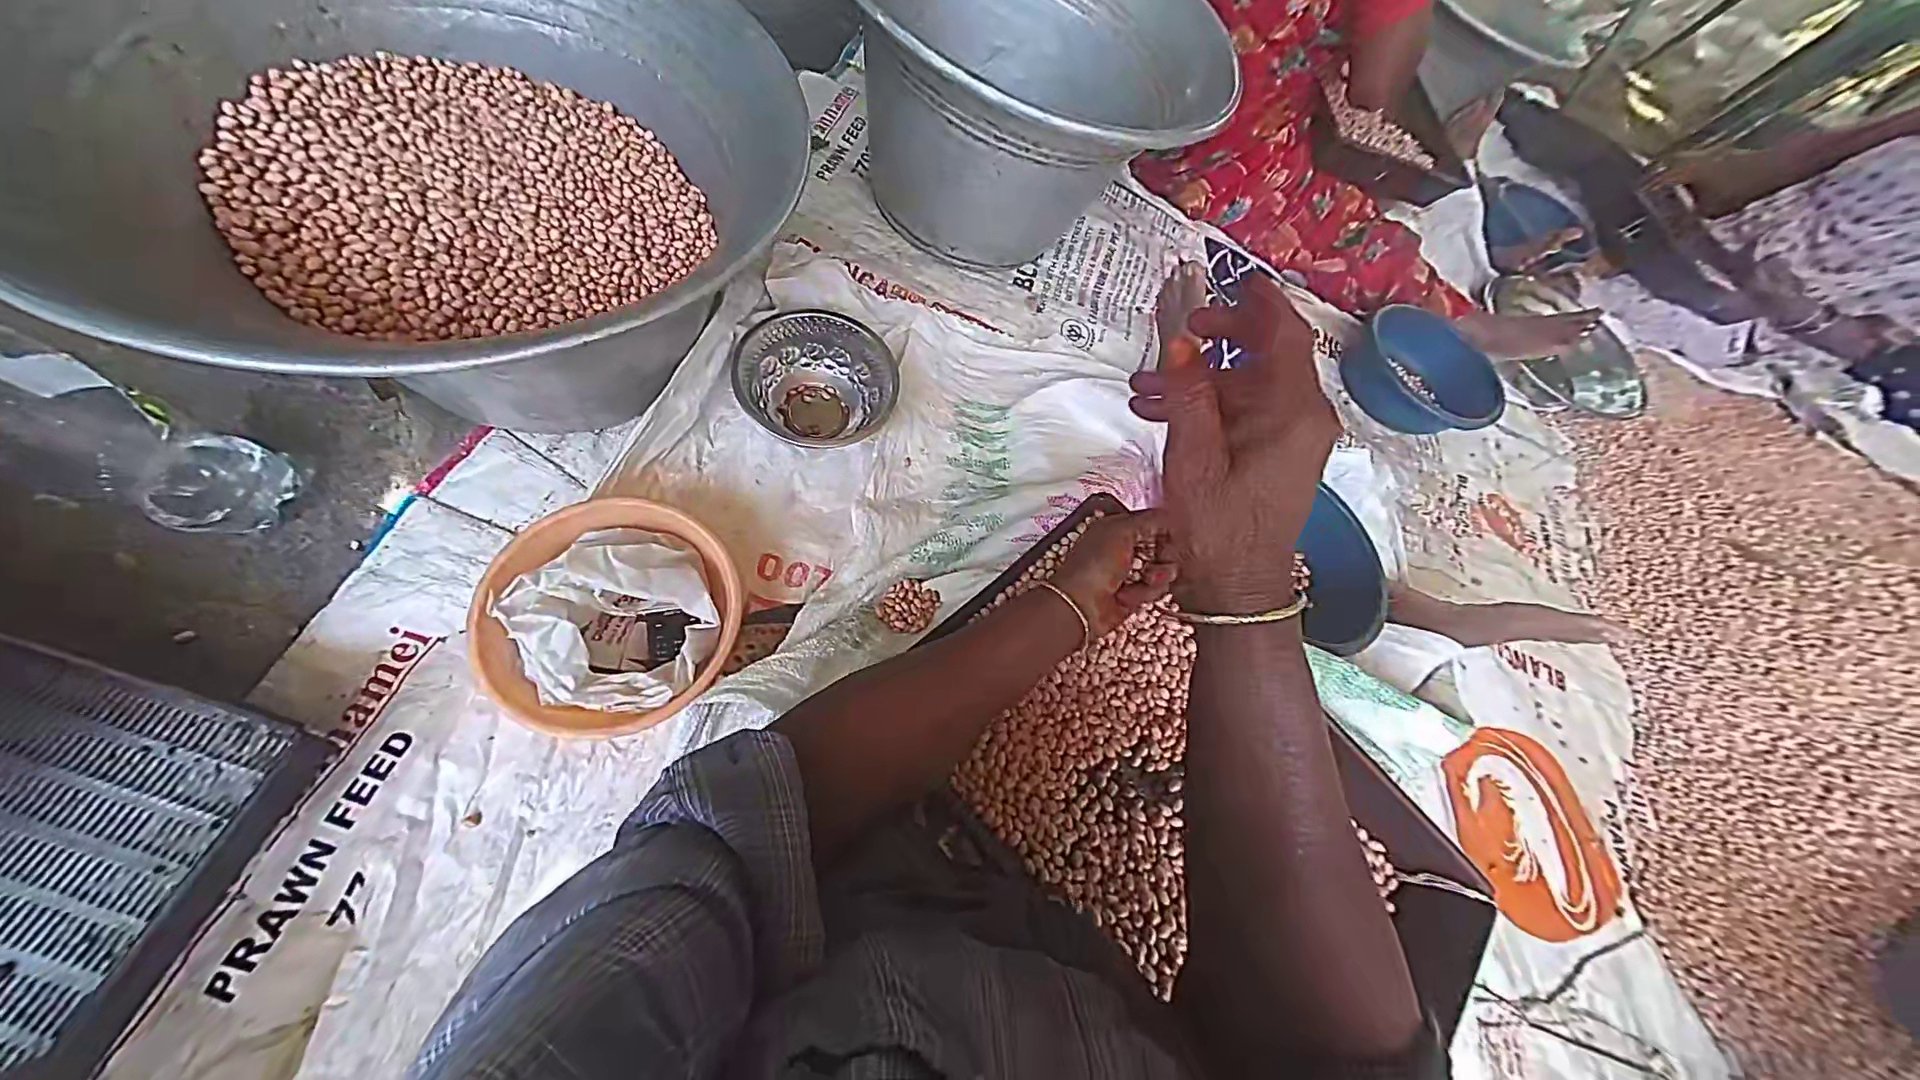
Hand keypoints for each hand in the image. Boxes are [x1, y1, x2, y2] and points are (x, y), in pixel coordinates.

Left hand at [1051, 509, 1177, 638]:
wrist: (1082, 605)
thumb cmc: (1094, 565)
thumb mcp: (1120, 531)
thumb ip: (1149, 519)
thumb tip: (1169, 517)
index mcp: (1117, 528)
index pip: (1153, 523)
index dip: (1164, 531)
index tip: (1169, 539)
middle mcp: (1124, 548)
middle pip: (1163, 547)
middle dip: (1164, 557)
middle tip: (1154, 562)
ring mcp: (1130, 572)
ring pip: (1164, 570)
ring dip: (1155, 577)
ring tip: (1141, 580)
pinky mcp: (1135, 593)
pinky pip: (1156, 590)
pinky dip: (1144, 593)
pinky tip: (1127, 595)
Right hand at [1128, 273, 1338, 612]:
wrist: (1236, 587)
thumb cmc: (1217, 527)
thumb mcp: (1194, 460)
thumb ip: (1189, 397)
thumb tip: (1182, 342)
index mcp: (1292, 413)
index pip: (1284, 337)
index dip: (1259, 303)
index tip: (1232, 279)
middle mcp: (1301, 418)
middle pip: (1263, 358)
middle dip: (1214, 344)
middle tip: (1174, 339)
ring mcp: (1289, 438)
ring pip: (1244, 388)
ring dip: (1197, 383)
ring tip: (1143, 391)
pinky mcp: (1274, 455)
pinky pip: (1242, 415)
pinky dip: (1206, 409)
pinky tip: (1162, 415)